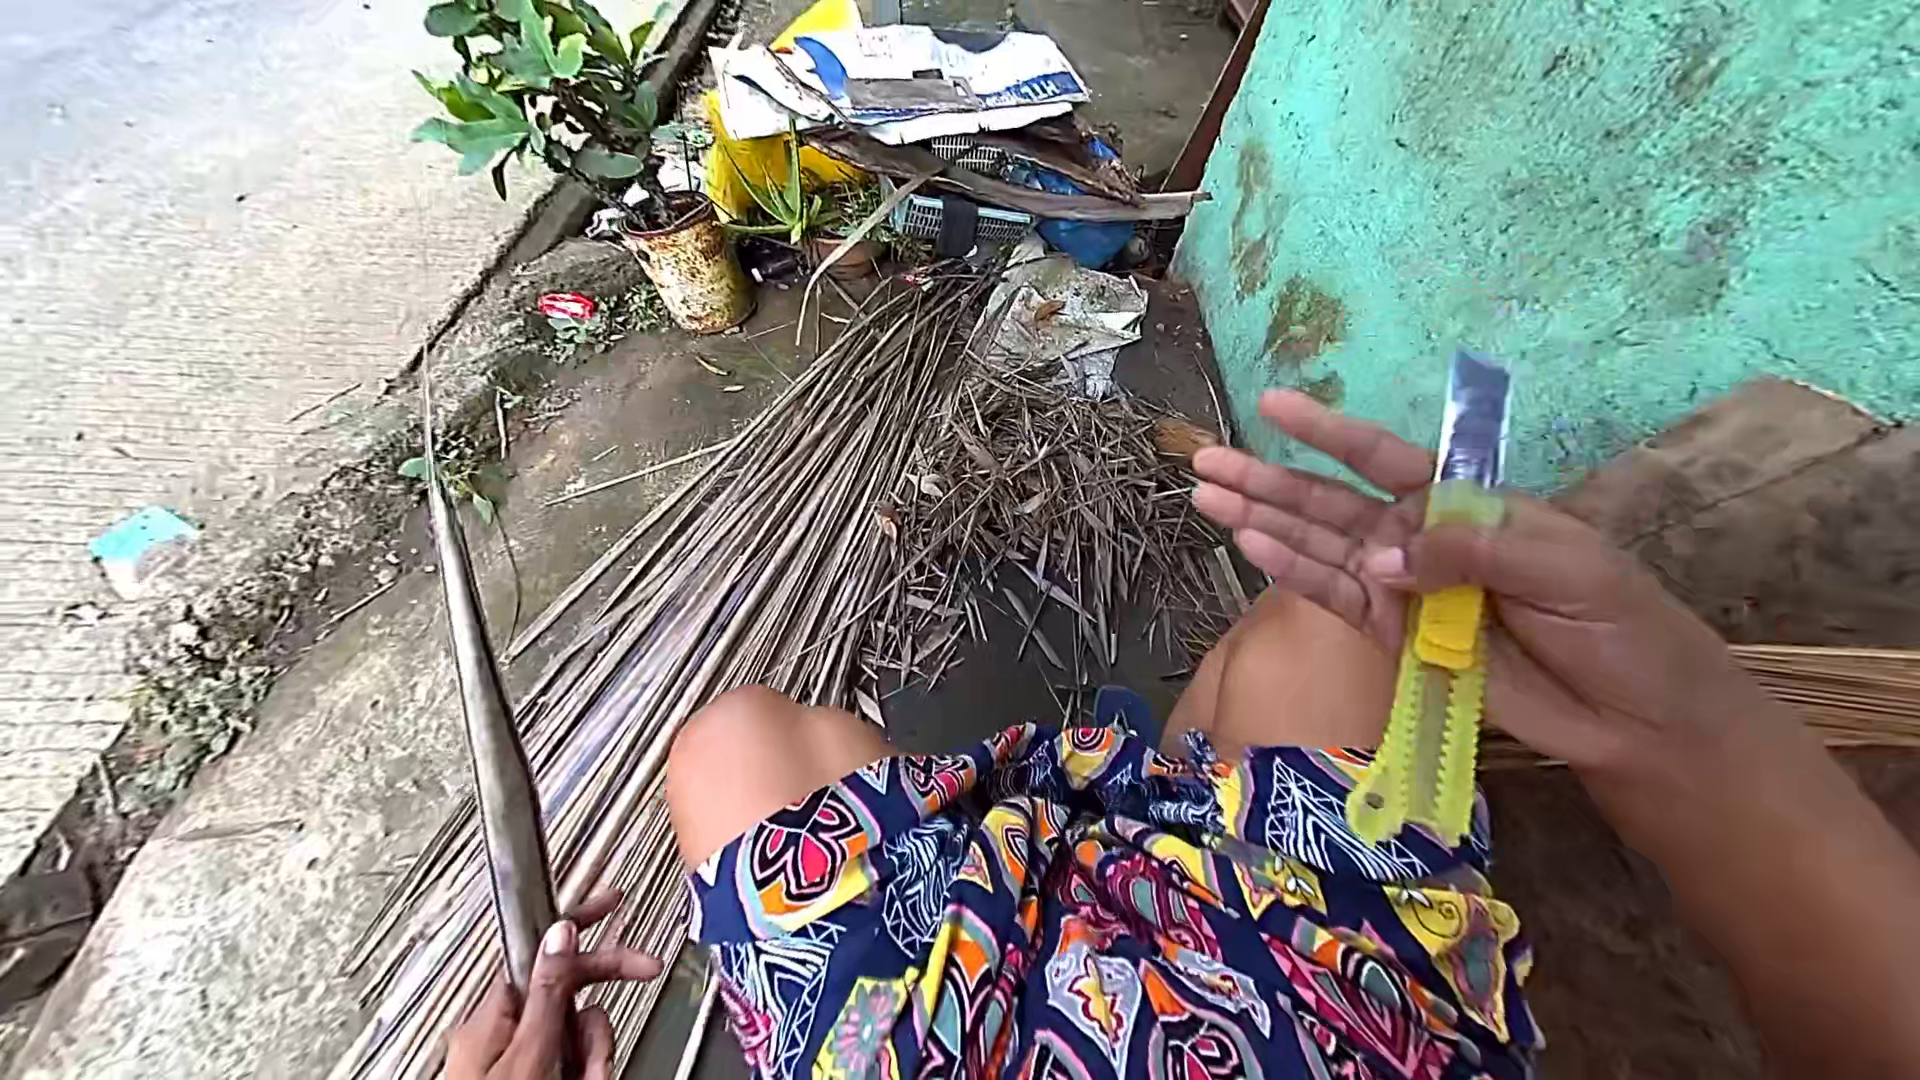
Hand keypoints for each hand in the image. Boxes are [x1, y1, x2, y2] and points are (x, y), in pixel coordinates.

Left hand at [445, 888, 663, 1079]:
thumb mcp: (527, 1056)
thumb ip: (548, 988)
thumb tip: (561, 930)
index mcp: (492, 1016)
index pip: (545, 950)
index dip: (584, 923)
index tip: (614, 901)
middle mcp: (501, 1035)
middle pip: (570, 991)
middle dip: (601, 1006)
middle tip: (644, 976)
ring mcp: (515, 1064)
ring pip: (579, 1032)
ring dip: (594, 1055)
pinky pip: (574, 1062)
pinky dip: (587, 1074)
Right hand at [1190, 389, 1797, 785]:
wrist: (1631, 719)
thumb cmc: (1619, 626)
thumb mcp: (1568, 569)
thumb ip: (1472, 548)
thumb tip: (1378, 555)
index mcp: (1456, 504)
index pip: (1380, 457)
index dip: (1324, 432)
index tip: (1272, 406)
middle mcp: (1409, 535)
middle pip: (1324, 500)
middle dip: (1264, 478)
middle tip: (1206, 462)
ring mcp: (1388, 582)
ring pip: (1311, 542)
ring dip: (1258, 520)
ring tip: (1206, 499)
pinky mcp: (1379, 628)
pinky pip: (1325, 593)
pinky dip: (1287, 571)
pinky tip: (1248, 546)